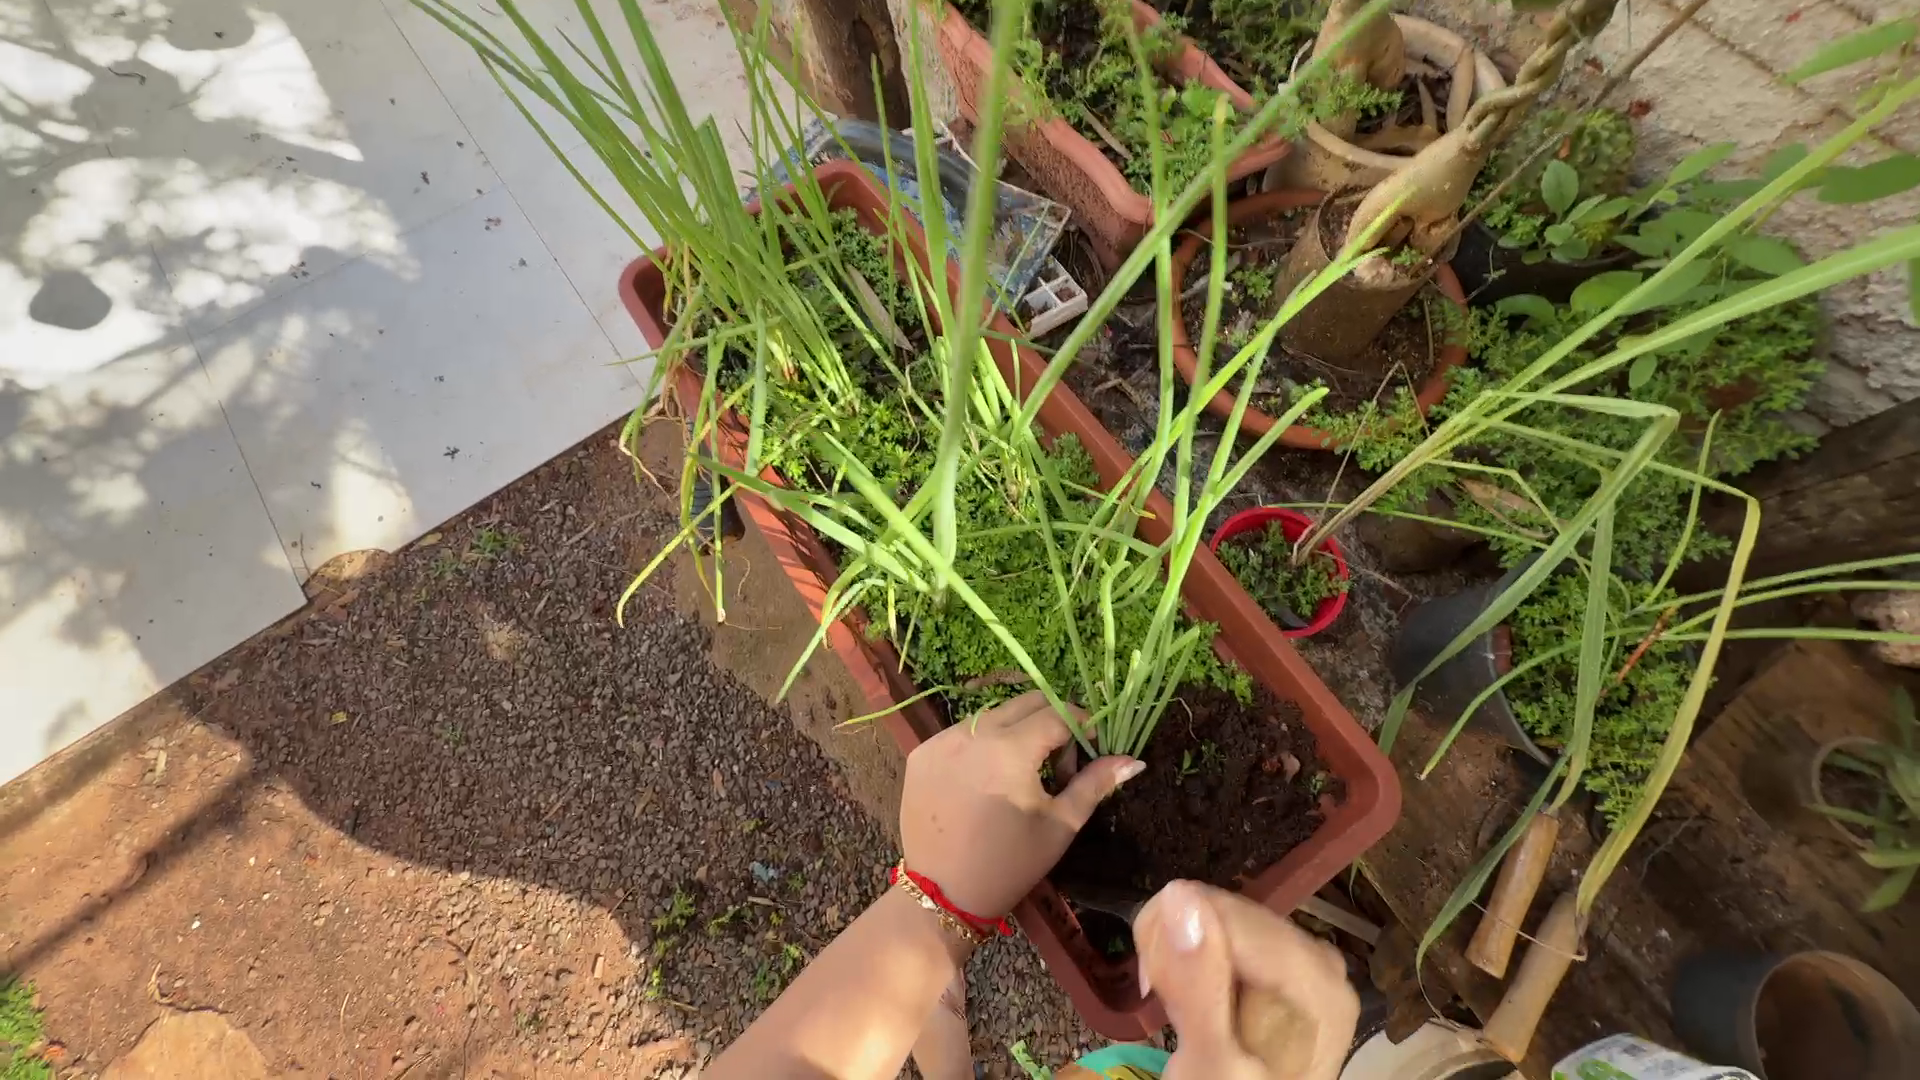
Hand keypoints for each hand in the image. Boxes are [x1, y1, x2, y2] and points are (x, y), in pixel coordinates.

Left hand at [900, 690, 1143, 917]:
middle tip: (1060, 762)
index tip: (1090, 747)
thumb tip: (1133, 760)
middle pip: (1024, 703)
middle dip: (1051, 722)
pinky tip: (986, 779)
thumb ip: (1095, 784)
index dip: (1081, 726)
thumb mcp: (1060, 825)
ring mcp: (941, 739)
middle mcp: (972, 732)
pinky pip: (962, 732)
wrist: (942, 896)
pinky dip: (982, 744)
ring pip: (992, 715)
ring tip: (1023, 774)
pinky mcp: (921, 752)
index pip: (1057, 713)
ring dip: (1016, 731)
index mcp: (1009, 748)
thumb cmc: (1009, 864)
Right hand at [1136, 881, 1358, 1079]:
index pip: (1223, 915)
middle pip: (1221, 909)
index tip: (1155, 990)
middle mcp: (1318, 959)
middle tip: (1165, 1003)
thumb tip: (1178, 895)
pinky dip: (1193, 955)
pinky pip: (1222, 927)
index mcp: (1316, 982)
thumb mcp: (1209, 1068)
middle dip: (1177, 946)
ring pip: (1214, 913)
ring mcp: (1303, 960)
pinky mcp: (1285, 963)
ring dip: (1179, 952)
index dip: (1174, 940)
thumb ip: (1197, 985)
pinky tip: (1195, 998)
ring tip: (1180, 1007)